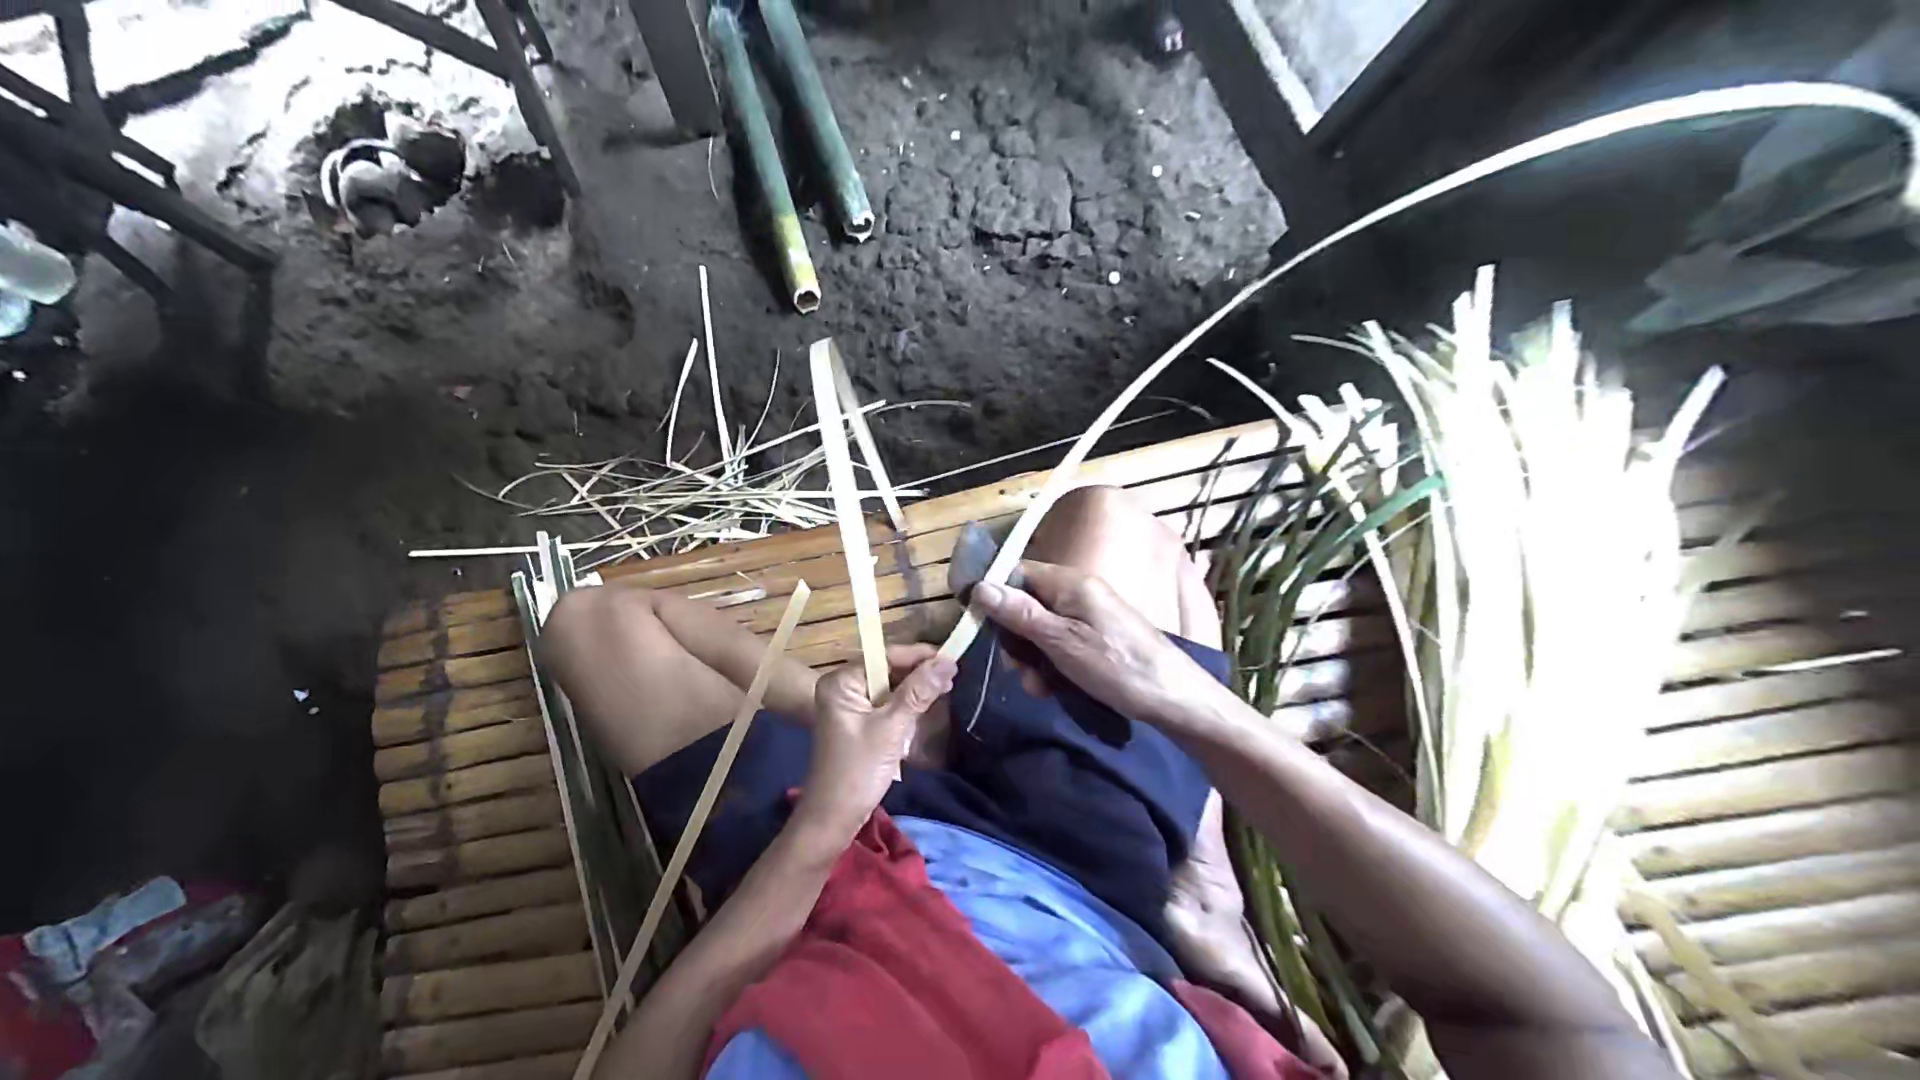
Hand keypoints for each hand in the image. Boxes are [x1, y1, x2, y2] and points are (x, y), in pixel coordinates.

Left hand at [797, 645, 956, 835]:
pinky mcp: (857, 721)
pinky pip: (885, 703)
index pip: (885, 655)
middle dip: (919, 672)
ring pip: (889, 686)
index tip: (951, 657)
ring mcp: (849, 704)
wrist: (833, 818)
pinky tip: (927, 704)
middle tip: (953, 674)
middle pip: (887, 668)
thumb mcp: (892, 728)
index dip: (918, 655)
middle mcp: (842, 686)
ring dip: (915, 688)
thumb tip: (948, 662)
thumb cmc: (858, 771)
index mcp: (841, 682)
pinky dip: (906, 704)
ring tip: (947, 687)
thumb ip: (918, 692)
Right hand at [969, 560, 1234, 733]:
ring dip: (1034, 658)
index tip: (980, 626)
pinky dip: (1054, 664)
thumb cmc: (1118, 666)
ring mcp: (1090, 615)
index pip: (1017, 572)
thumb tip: (980, 586)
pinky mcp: (1099, 637)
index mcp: (1071, 582)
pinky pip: (1063, 643)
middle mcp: (1079, 591)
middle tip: (1017, 670)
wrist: (1176, 699)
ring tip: (1040, 687)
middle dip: (1016, 637)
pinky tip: (1055, 689)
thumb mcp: (1061, 642)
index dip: (994, 595)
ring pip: (1043, 628)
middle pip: (1027, 602)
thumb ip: (1021, 614)